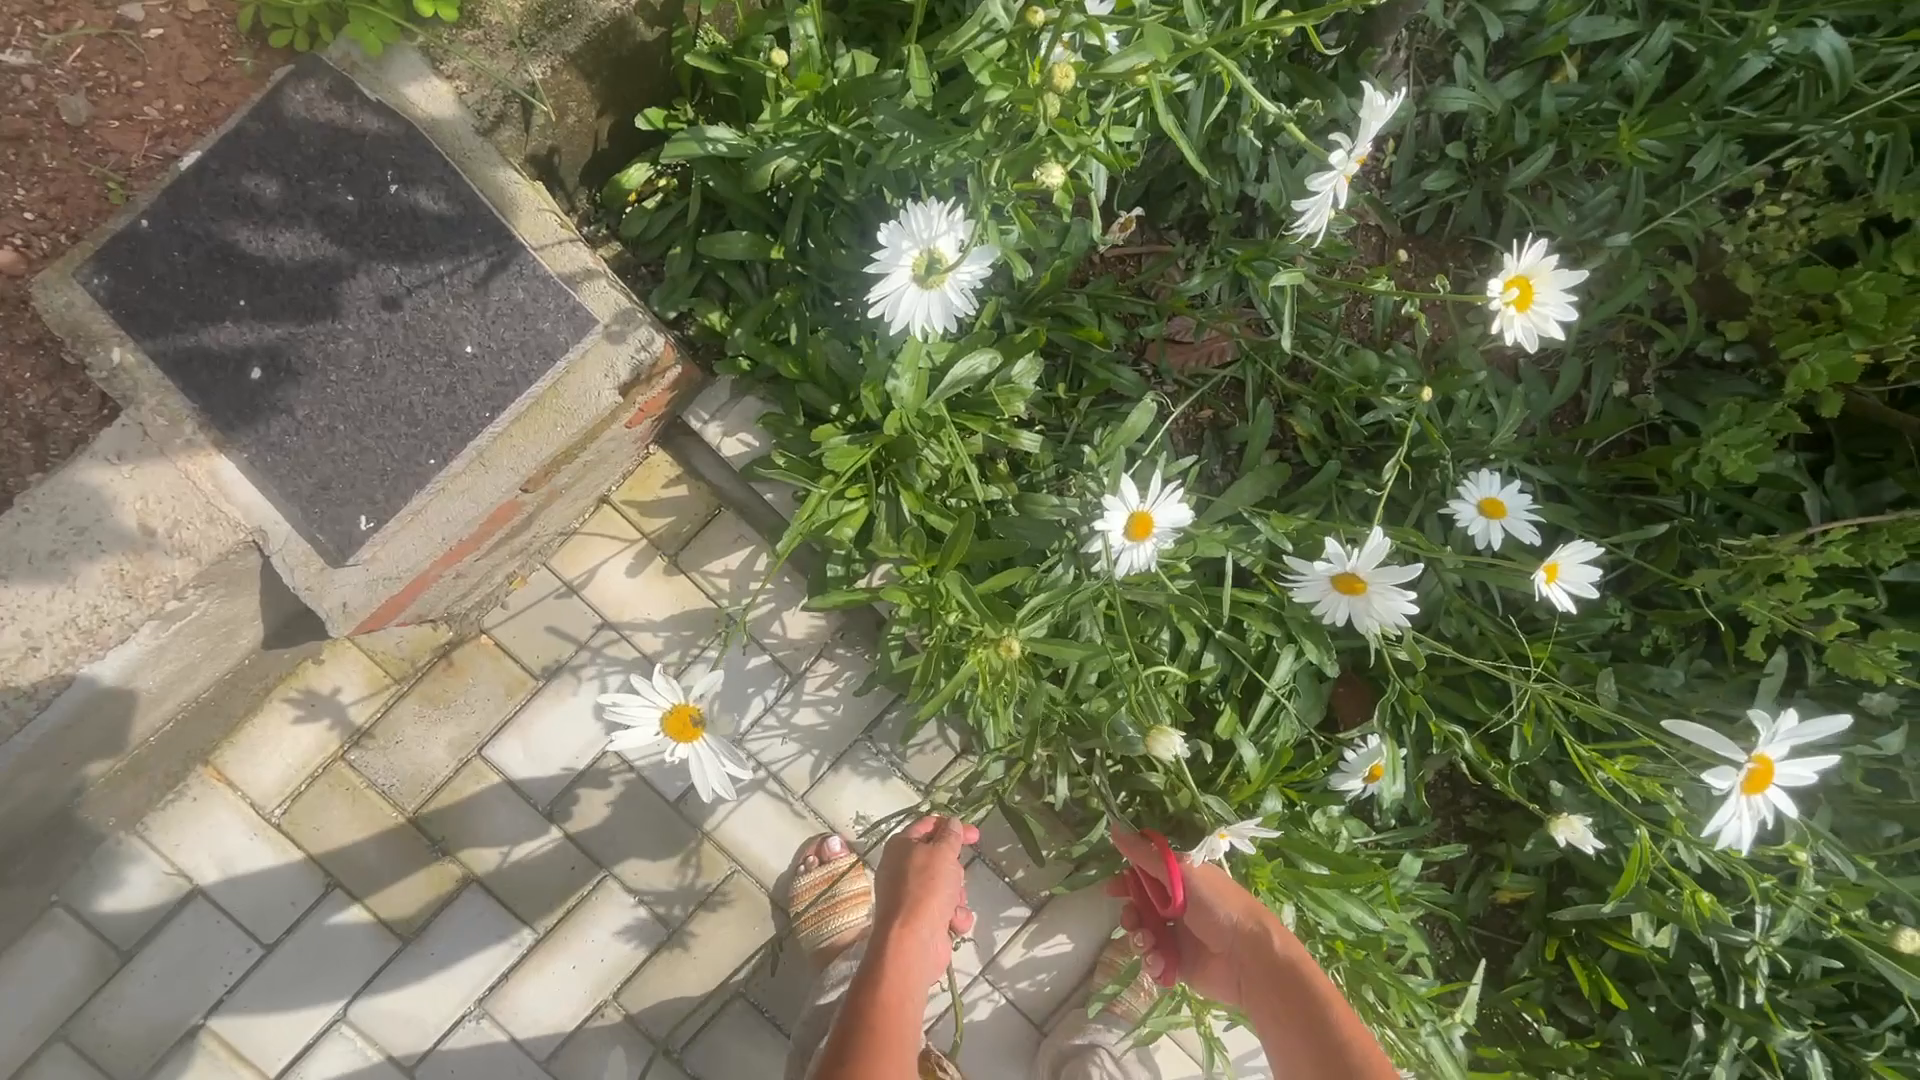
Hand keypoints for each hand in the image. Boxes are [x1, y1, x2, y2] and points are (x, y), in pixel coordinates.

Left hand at [870, 815, 978, 991]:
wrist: (912, 944)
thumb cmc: (925, 889)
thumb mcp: (941, 853)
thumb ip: (950, 836)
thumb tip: (951, 823)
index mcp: (901, 846)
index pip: (929, 826)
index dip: (952, 826)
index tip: (975, 834)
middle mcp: (904, 869)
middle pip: (940, 858)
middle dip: (955, 868)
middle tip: (955, 876)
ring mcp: (914, 897)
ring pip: (949, 885)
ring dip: (957, 894)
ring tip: (952, 903)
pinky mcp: (925, 920)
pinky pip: (949, 910)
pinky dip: (955, 915)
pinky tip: (951, 922)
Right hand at [1108, 823, 1287, 1009]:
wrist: (1249, 958)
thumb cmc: (1218, 906)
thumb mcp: (1181, 873)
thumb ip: (1145, 855)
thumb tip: (1114, 827)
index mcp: (1179, 880)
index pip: (1143, 875)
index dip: (1125, 881)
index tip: (1110, 890)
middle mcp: (1176, 906)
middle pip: (1138, 907)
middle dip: (1130, 915)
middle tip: (1133, 921)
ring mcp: (1177, 936)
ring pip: (1142, 935)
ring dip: (1139, 939)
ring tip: (1150, 944)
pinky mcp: (1178, 964)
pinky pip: (1153, 961)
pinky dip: (1153, 962)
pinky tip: (1161, 963)